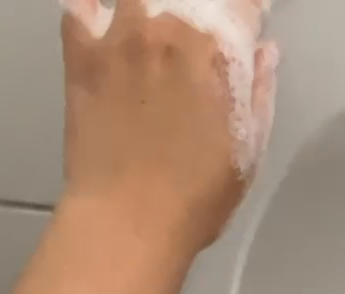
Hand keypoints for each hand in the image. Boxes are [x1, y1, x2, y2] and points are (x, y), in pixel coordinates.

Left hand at [58, 0, 278, 259]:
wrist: (127, 222)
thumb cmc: (195, 201)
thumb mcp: (247, 156)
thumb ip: (259, 96)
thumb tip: (264, 54)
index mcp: (219, 53)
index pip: (242, 7)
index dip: (246, 15)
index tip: (247, 27)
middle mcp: (170, 29)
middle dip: (200, 15)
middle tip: (195, 55)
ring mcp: (121, 38)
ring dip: (148, 13)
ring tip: (150, 41)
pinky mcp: (82, 57)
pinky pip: (80, 7)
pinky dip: (91, 12)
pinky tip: (101, 31)